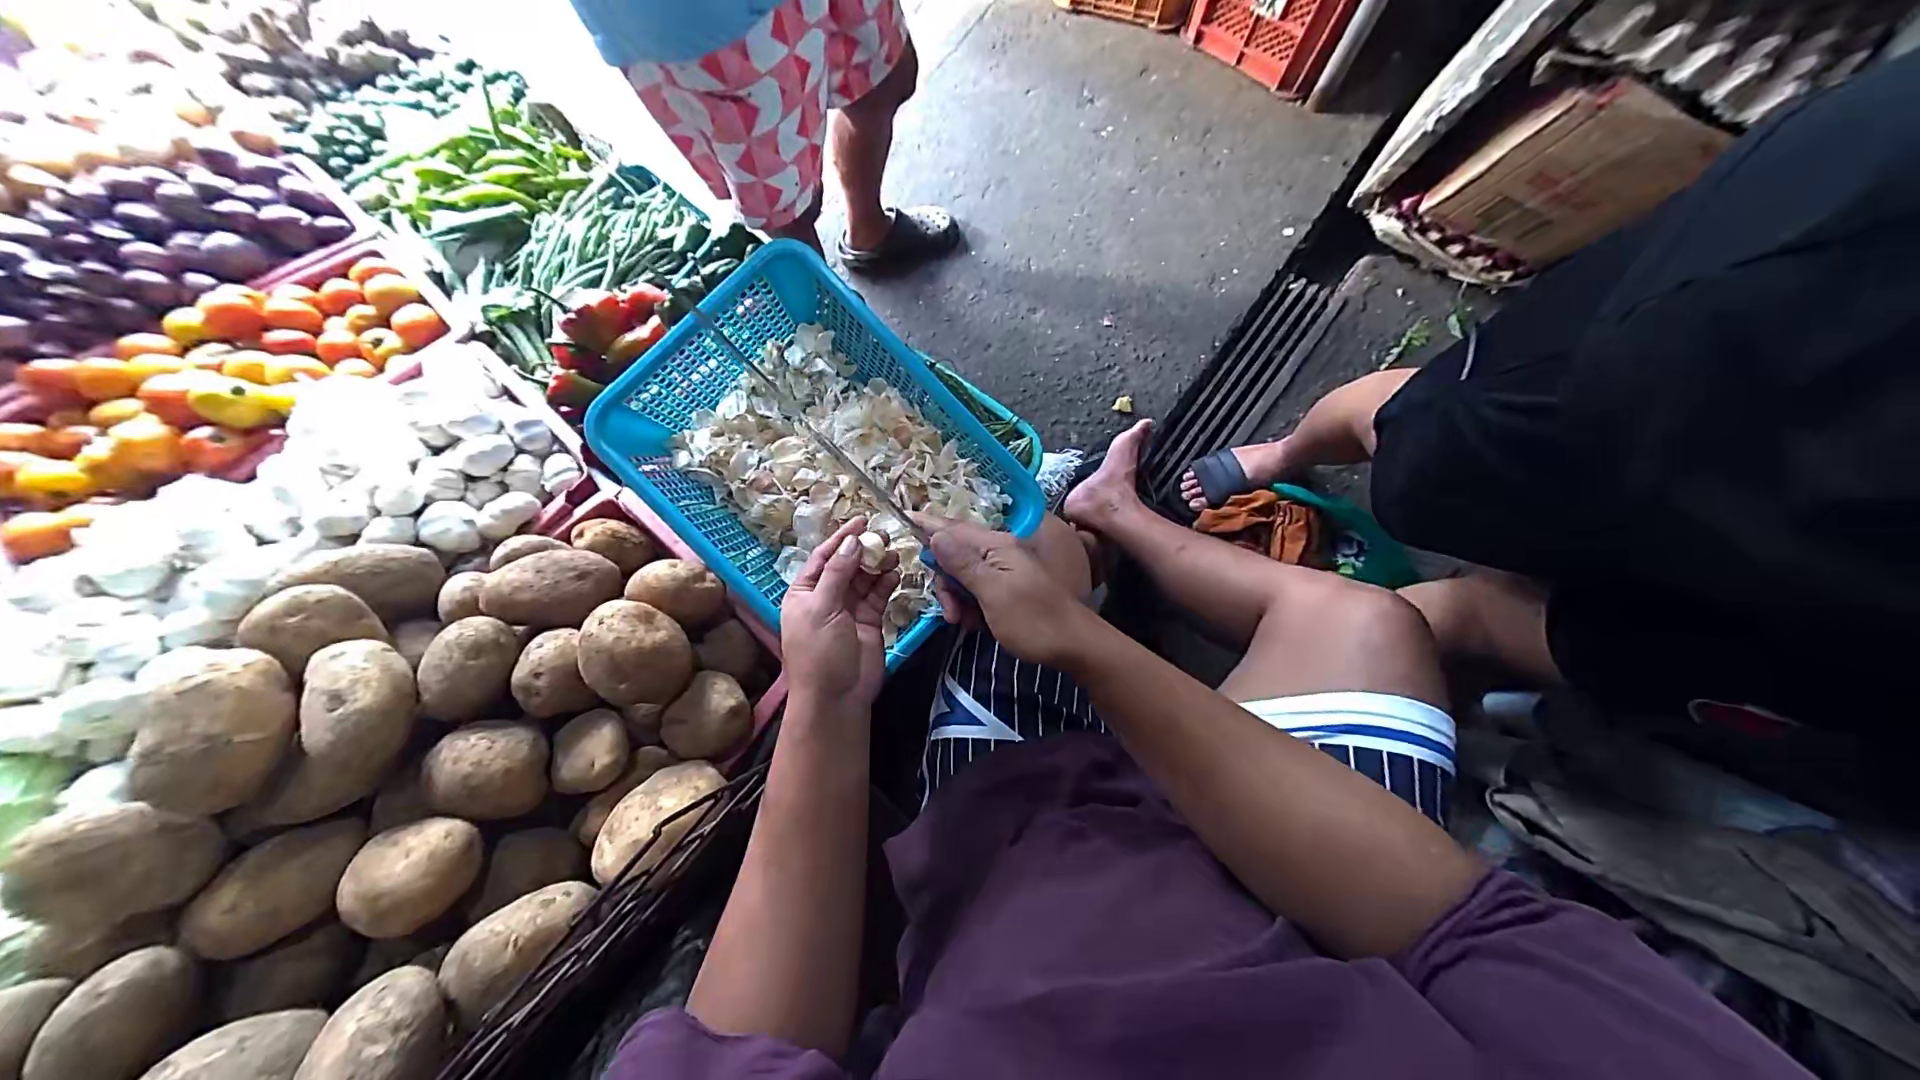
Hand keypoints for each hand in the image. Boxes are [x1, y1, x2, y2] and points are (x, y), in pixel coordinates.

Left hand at [780, 516, 900, 710]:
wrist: (836, 697)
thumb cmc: (819, 652)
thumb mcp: (822, 607)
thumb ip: (838, 573)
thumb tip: (852, 542)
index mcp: (804, 592)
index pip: (824, 557)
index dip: (842, 539)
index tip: (861, 521)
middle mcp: (826, 597)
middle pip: (847, 564)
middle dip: (864, 549)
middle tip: (884, 535)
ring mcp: (849, 609)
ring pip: (865, 578)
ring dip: (878, 564)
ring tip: (893, 552)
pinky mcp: (869, 621)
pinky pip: (878, 595)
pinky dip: (887, 582)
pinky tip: (896, 572)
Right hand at [917, 516, 1100, 669]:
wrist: (1074, 647)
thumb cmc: (1034, 620)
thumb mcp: (993, 592)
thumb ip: (964, 563)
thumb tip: (937, 534)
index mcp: (997, 545)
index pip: (954, 529)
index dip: (928, 524)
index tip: (903, 516)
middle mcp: (1000, 552)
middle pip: (955, 555)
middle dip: (945, 582)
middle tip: (951, 614)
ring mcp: (1006, 571)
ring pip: (965, 576)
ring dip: (958, 599)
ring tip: (965, 623)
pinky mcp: (1009, 589)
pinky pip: (979, 590)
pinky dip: (972, 606)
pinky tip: (977, 624)